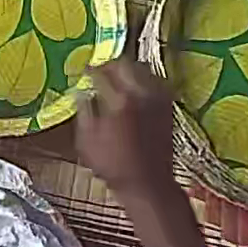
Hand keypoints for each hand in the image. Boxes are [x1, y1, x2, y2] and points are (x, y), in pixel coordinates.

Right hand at [76, 60, 178, 200]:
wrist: (148, 183)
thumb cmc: (112, 166)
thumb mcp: (87, 140)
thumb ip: (83, 110)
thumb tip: (80, 91)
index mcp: (119, 100)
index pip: (100, 73)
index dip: (88, 70)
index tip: (82, 72)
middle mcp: (141, 92)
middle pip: (125, 63)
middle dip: (109, 65)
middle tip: (99, 73)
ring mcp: (158, 98)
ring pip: (143, 68)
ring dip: (127, 69)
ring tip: (116, 80)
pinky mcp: (168, 105)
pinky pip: (155, 81)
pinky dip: (143, 79)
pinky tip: (134, 90)